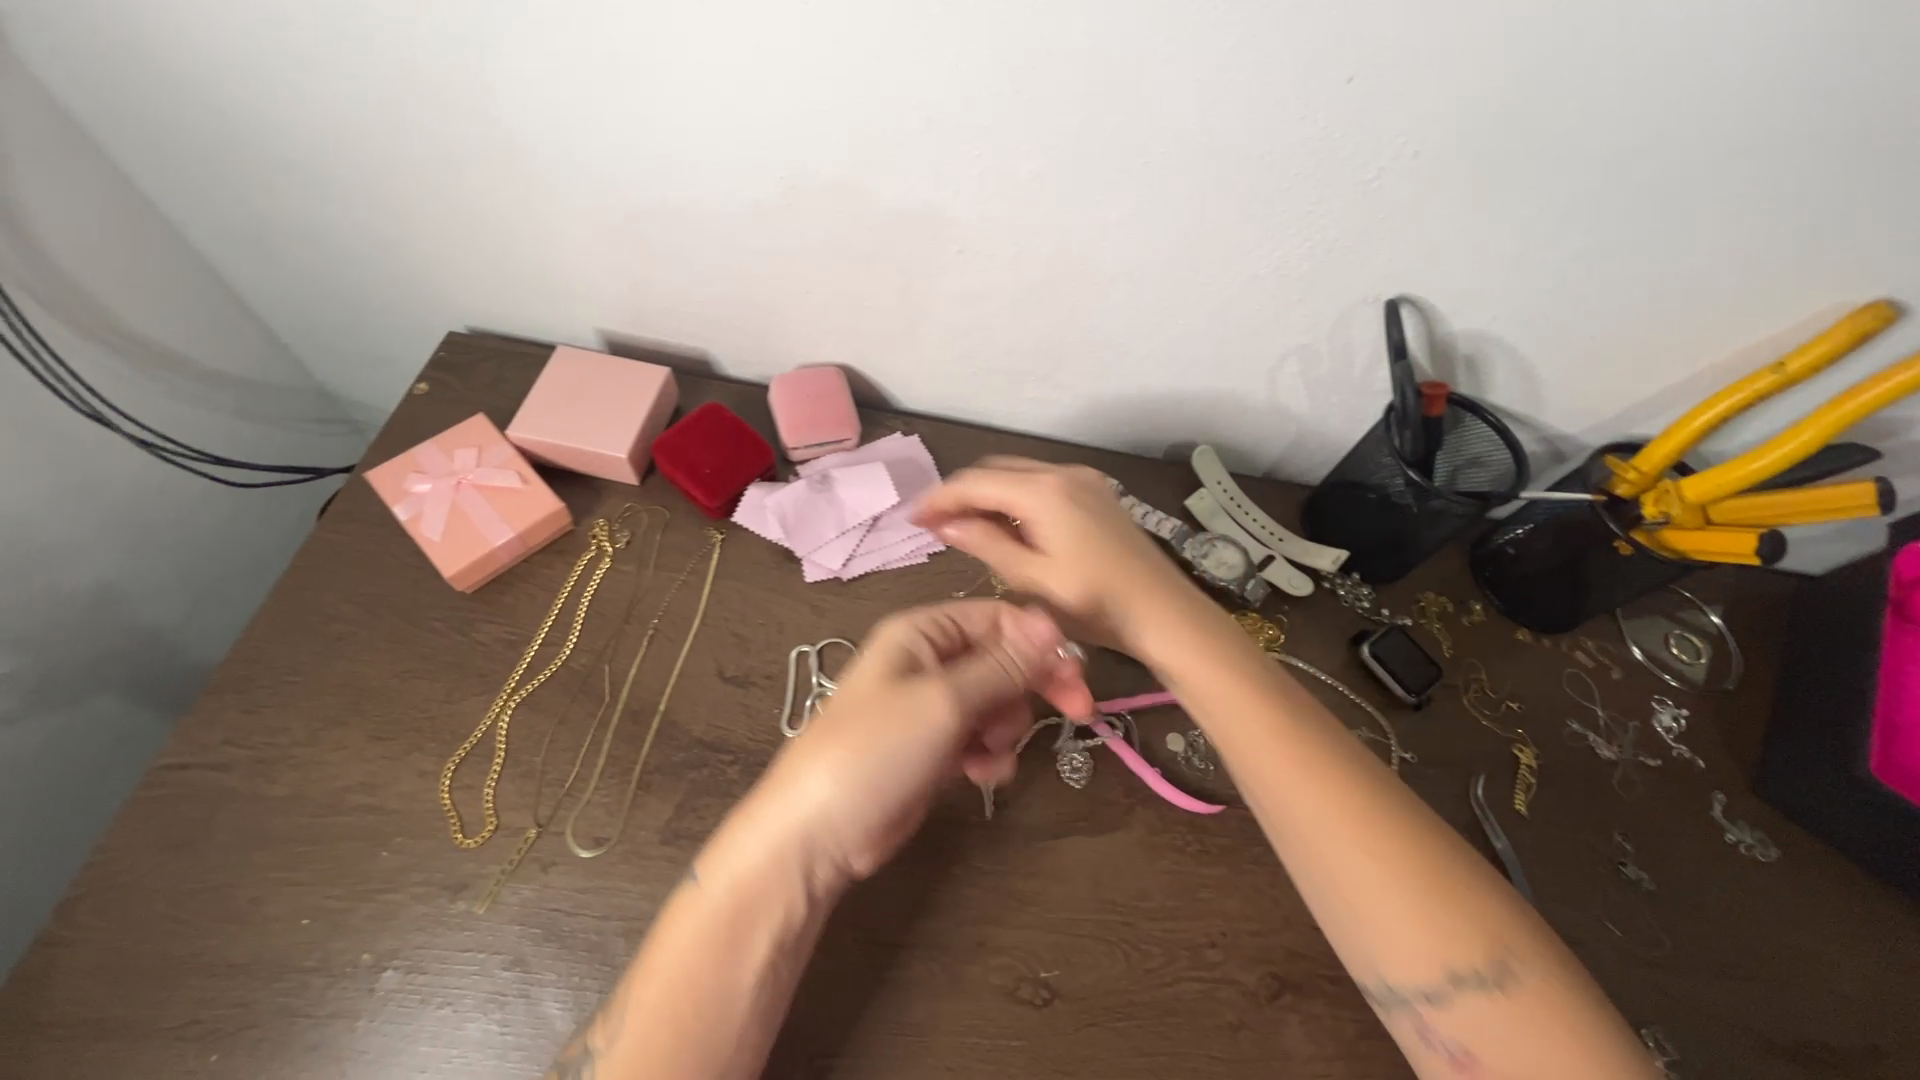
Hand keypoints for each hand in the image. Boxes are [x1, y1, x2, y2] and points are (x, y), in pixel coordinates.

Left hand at [743, 600, 1092, 885]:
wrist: (817, 834)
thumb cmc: (876, 751)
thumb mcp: (945, 701)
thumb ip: (1003, 664)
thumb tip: (1050, 621)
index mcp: (921, 633)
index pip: (997, 618)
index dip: (1040, 643)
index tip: (1078, 675)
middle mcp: (926, 662)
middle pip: (1003, 660)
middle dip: (1032, 687)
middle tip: (1077, 713)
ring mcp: (929, 708)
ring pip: (996, 702)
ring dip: (1006, 727)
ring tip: (989, 753)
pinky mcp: (932, 750)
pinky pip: (980, 738)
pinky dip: (989, 754)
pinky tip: (981, 775)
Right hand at [911, 457, 1199, 653]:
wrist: (1164, 613)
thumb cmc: (1095, 604)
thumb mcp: (1032, 580)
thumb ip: (986, 544)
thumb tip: (946, 523)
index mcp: (1045, 491)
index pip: (976, 482)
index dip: (939, 498)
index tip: (912, 519)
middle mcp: (1063, 472)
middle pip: (996, 469)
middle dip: (961, 493)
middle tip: (934, 525)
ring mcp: (1084, 480)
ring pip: (1018, 474)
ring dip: (987, 494)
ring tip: (962, 527)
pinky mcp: (1096, 493)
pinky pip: (1042, 484)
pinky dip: (1014, 498)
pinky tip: (1005, 526)